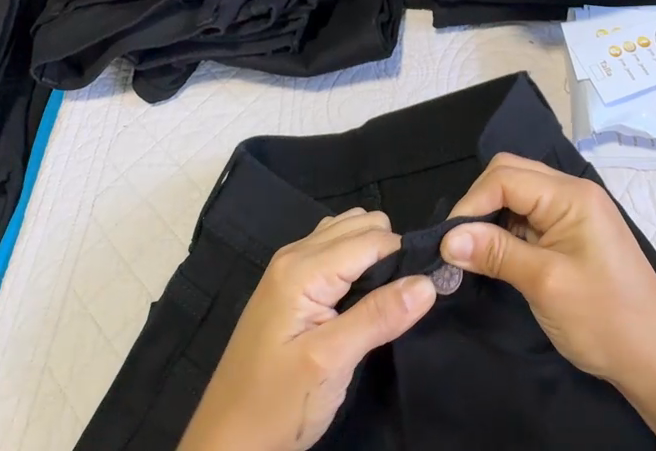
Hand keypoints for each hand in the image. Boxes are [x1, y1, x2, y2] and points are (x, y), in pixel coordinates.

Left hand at [178, 209, 436, 450]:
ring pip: (349, 233)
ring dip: (374, 256)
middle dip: (391, 253)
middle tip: (404, 301)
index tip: (430, 289)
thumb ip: (378, 317)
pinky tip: (362, 300)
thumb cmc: (276, 404)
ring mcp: (289, 269)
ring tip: (385, 301)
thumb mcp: (331, 363)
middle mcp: (295, 255)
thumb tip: (429, 281)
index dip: (405, 259)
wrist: (226, 442)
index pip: (373, 237)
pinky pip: (334, 253)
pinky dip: (356, 264)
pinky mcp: (291, 287)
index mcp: (303, 268)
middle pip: (362, 226)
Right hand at [438, 153, 655, 383]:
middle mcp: (574, 193)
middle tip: (458, 246)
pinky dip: (508, 233)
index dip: (471, 204)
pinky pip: (530, 218)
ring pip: (518, 196)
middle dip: (479, 206)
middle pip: (511, 176)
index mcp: (572, 195)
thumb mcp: (545, 284)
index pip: (506, 177)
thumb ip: (496, 253)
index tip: (447, 243)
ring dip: (492, 220)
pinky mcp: (574, 235)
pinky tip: (496, 258)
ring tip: (472, 255)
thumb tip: (447, 238)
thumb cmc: (604, 319)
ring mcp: (576, 213)